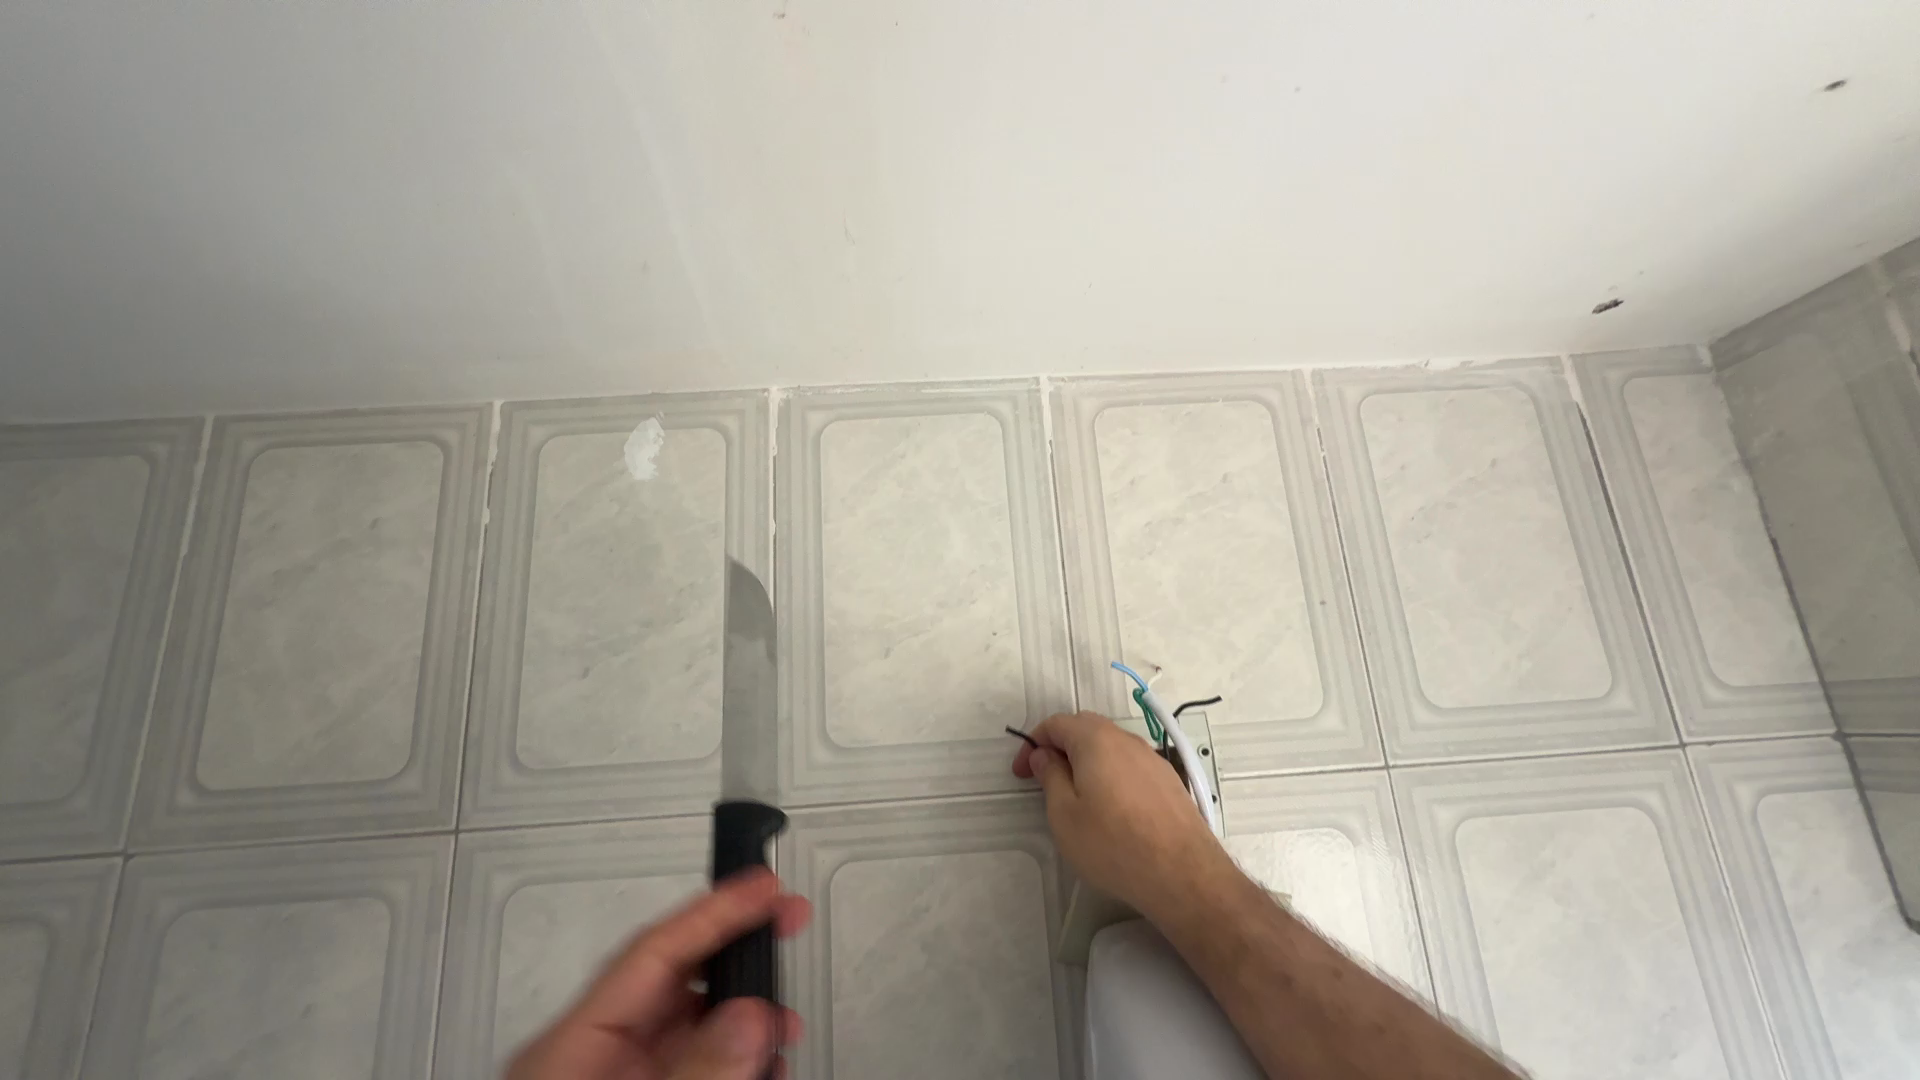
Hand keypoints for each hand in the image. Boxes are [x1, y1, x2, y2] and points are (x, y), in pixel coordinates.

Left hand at [505, 867, 811, 1079]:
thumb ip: (700, 1073)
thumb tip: (757, 1014)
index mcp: (573, 1048)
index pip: (652, 953)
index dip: (713, 911)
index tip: (766, 886)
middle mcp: (594, 1056)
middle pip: (674, 979)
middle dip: (738, 952)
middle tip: (793, 919)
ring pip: (691, 1023)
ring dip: (745, 1017)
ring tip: (788, 1030)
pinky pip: (696, 1063)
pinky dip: (736, 1061)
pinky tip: (767, 1068)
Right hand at [1011, 710, 1230, 919]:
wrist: (1183, 874)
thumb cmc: (1113, 844)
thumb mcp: (1065, 815)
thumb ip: (1051, 777)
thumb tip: (1045, 755)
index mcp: (1096, 740)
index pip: (1056, 723)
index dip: (1033, 743)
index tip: (1022, 772)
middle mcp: (1126, 740)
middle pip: (1086, 728)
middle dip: (1061, 746)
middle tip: (1046, 778)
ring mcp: (1152, 759)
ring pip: (1111, 746)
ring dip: (1088, 760)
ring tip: (1078, 795)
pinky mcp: (1169, 781)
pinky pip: (1131, 764)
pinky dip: (1112, 773)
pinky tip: (1112, 807)